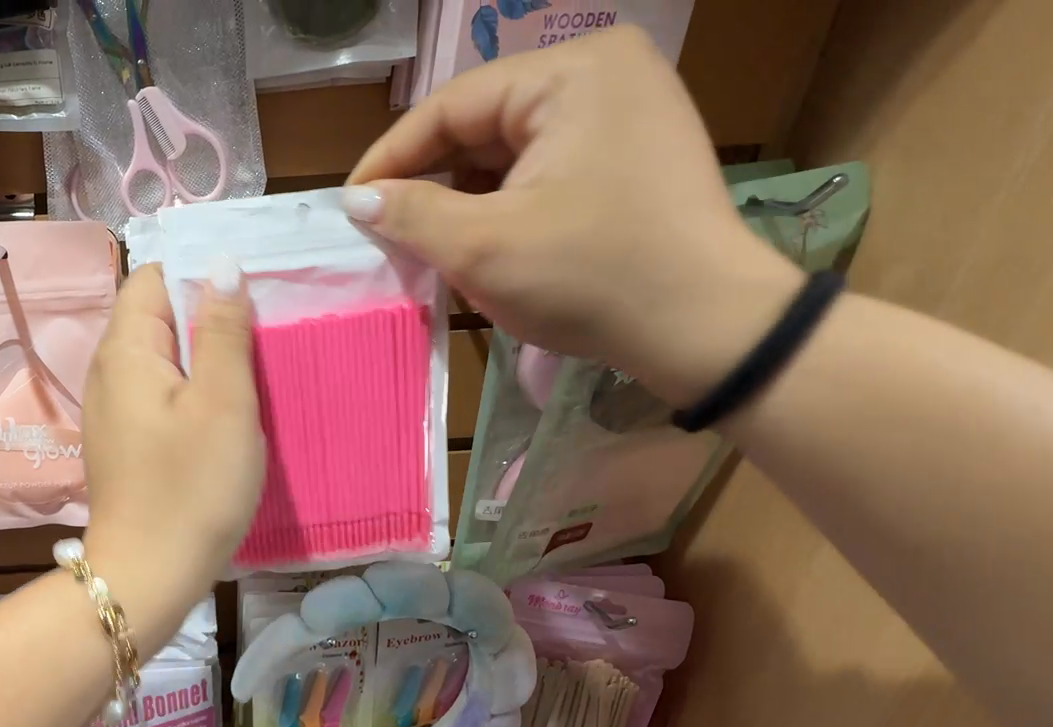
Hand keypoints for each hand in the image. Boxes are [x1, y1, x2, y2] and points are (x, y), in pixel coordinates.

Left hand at [82, 261, 264, 641]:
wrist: (147, 576)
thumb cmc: (191, 488)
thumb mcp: (223, 403)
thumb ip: (223, 330)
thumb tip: (222, 265)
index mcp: (125, 350)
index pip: (154, 277)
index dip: (201, 278)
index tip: (248, 305)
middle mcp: (107, 372)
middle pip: (158, 317)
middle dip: (208, 320)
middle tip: (260, 345)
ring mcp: (112, 410)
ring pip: (162, 359)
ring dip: (205, 362)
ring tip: (249, 382)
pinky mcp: (124, 442)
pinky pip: (158, 397)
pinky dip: (191, 396)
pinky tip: (221, 421)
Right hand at [344, 27, 804, 404]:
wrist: (704, 328)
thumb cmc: (590, 277)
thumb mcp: (482, 247)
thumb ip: (411, 214)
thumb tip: (356, 198)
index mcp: (570, 73)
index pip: (451, 105)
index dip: (391, 158)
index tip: (348, 207)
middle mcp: (602, 73)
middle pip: (482, 124)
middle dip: (430, 181)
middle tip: (383, 232)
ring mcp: (625, 111)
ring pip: (509, 151)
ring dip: (464, 198)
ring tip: (426, 244)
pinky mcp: (631, 153)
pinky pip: (543, 168)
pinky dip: (503, 204)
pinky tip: (479, 242)